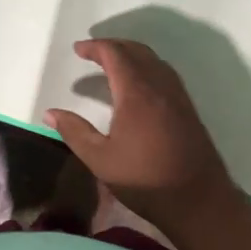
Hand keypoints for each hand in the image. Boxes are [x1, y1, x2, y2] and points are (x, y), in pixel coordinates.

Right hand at [46, 38, 247, 230]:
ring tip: (113, 64)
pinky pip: (165, 74)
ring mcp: (178, 97)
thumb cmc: (146, 181)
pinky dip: (147, 67)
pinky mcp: (188, 110)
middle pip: (137, 51)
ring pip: (154, 61)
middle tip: (92, 52)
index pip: (115, 54)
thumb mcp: (100, 160)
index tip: (78, 50)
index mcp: (136, 93)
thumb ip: (75, 132)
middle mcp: (160, 87)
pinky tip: (138, 86)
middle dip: (113, 45)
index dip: (95, 47)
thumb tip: (50, 113)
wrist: (200, 203)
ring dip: (132, 54)